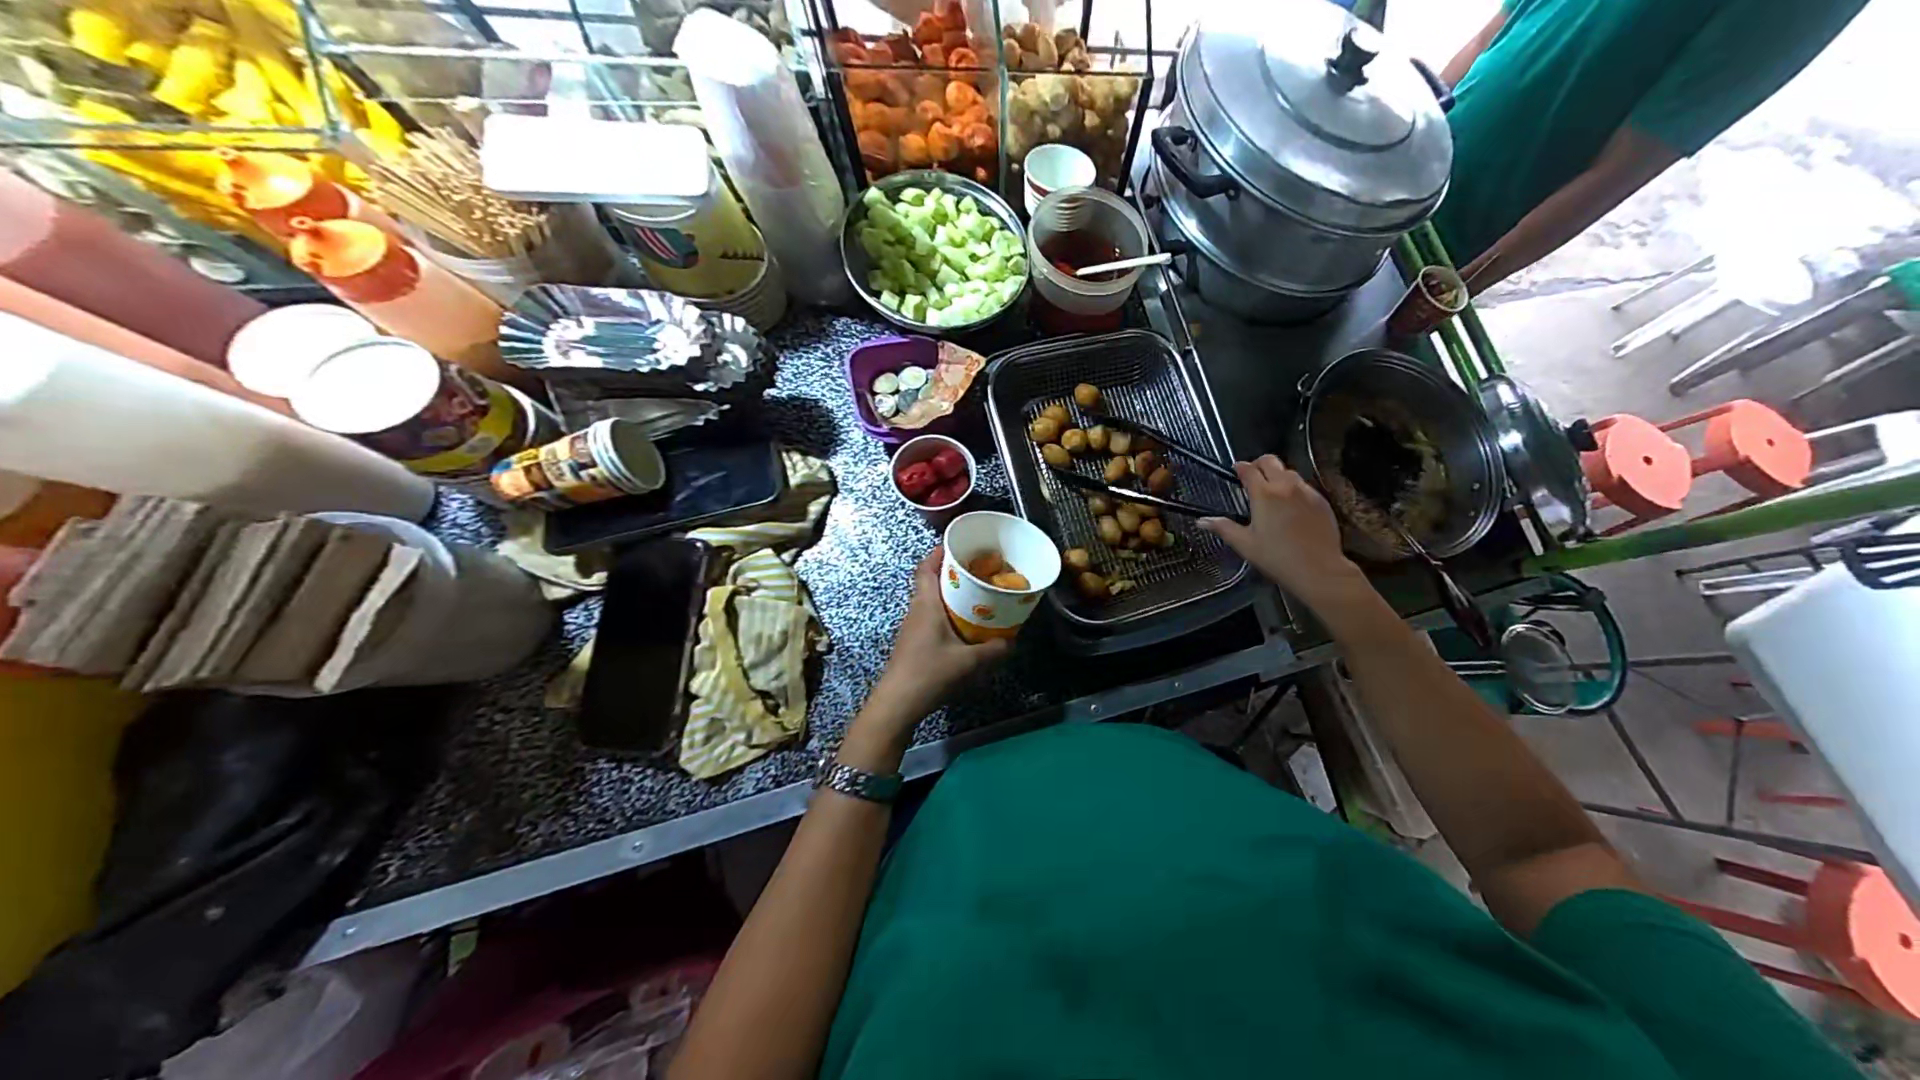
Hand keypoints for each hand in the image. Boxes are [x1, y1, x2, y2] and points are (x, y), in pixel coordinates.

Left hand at [862, 547, 1010, 737]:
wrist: (898, 702)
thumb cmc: (930, 673)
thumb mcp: (969, 662)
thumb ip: (993, 650)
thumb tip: (1012, 642)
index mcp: (926, 604)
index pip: (926, 568)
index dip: (938, 552)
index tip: (958, 545)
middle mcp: (916, 610)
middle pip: (930, 581)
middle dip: (952, 572)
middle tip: (977, 570)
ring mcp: (912, 627)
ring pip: (930, 600)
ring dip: (949, 594)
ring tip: (975, 595)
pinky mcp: (913, 642)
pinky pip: (930, 617)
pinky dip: (946, 613)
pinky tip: (964, 625)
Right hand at [1200, 456, 1362, 611]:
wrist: (1318, 569)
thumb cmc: (1277, 557)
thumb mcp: (1244, 544)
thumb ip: (1223, 528)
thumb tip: (1202, 521)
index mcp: (1264, 494)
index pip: (1249, 469)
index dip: (1240, 467)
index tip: (1235, 470)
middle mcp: (1286, 486)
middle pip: (1271, 461)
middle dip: (1259, 464)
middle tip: (1252, 476)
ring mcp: (1307, 492)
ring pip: (1289, 472)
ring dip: (1277, 476)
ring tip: (1271, 492)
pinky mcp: (1322, 501)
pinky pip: (1304, 486)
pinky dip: (1294, 489)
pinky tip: (1290, 507)